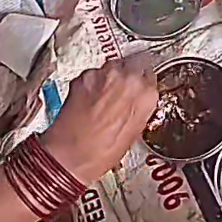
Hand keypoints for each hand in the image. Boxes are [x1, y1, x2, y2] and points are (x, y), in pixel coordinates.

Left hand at [40, 55, 158, 184]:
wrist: (71, 156)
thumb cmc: (100, 152)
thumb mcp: (133, 132)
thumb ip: (139, 108)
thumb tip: (136, 101)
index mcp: (146, 95)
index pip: (150, 75)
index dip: (141, 82)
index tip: (136, 86)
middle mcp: (128, 78)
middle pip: (132, 65)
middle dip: (126, 76)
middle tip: (117, 92)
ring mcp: (105, 74)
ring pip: (112, 66)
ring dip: (108, 77)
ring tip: (102, 98)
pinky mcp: (84, 76)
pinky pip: (92, 74)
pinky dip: (91, 83)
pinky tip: (87, 100)